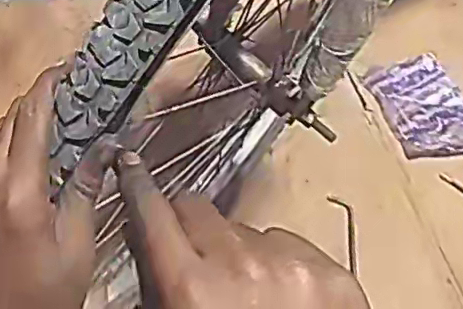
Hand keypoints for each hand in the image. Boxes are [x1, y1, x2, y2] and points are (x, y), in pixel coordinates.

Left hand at [0, 67, 106, 308]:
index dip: (51, 83)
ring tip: (48, 128)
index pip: (33, 112)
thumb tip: (106, 144)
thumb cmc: (40, 300)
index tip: (68, 68)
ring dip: (20, 123)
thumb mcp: (76, 248)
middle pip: (13, 117)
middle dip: (40, 102)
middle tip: (67, 99)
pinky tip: (18, 158)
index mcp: (18, 188)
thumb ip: (86, 186)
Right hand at [118, 151, 368, 308]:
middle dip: (190, 230)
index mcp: (192, 291)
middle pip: (196, 210)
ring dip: (239, 253)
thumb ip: (159, 286)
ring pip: (243, 228)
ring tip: (249, 299)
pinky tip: (283, 302)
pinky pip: (287, 243)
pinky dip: (280, 265)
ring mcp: (290, 266)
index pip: (151, 211)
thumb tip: (144, 240)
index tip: (130, 167)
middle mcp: (239, 267)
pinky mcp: (332, 275)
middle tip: (197, 264)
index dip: (138, 188)